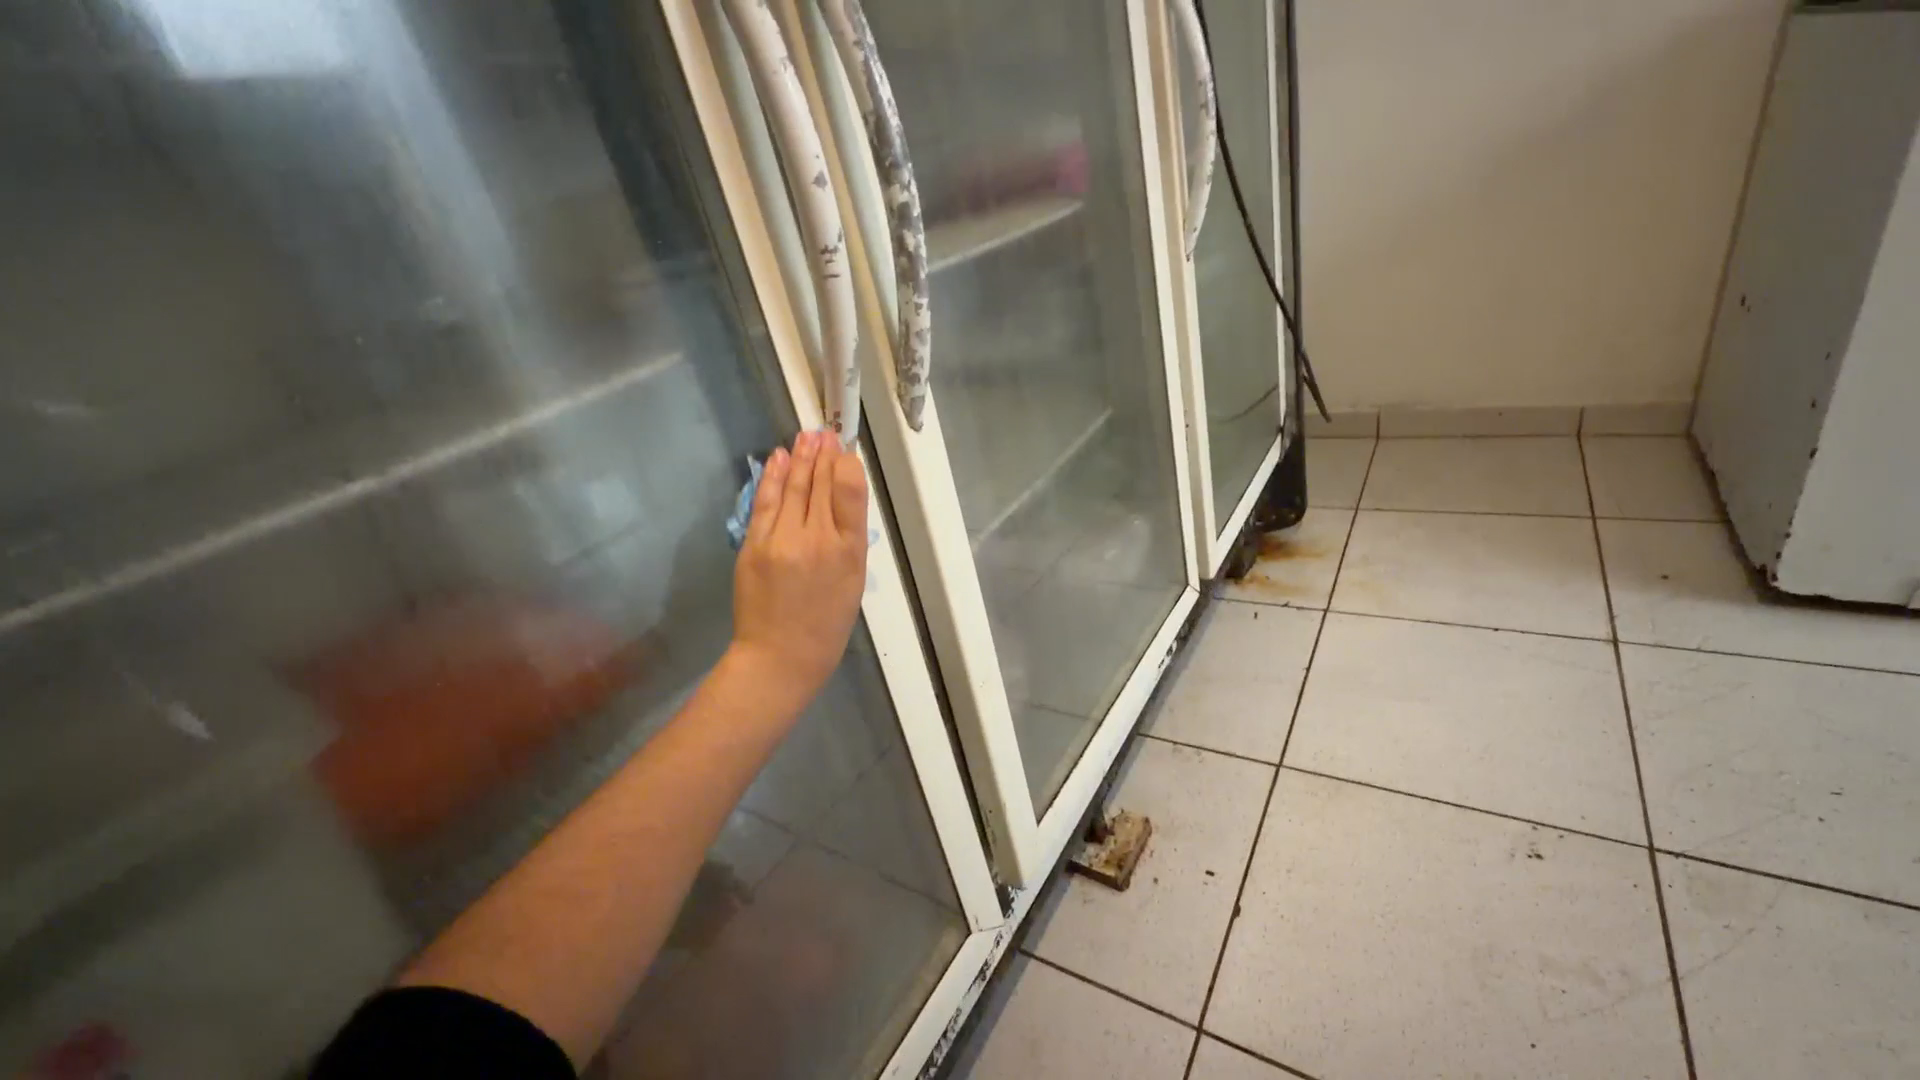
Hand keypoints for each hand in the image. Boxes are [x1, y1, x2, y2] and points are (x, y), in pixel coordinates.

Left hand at [726, 431, 868, 705]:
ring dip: (800, 458)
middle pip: (819, 483)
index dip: (845, 464)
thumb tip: (840, 495)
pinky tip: (778, 458)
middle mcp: (817, 539)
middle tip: (824, 432)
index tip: (843, 449)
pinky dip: (772, 476)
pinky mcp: (754, 545)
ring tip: (806, 437)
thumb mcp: (852, 581)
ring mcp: (781, 540)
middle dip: (822, 455)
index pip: (848, 491)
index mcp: (849, 551)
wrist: (780, 657)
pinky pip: (765, 502)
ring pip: (792, 487)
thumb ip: (848, 536)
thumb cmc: (826, 624)